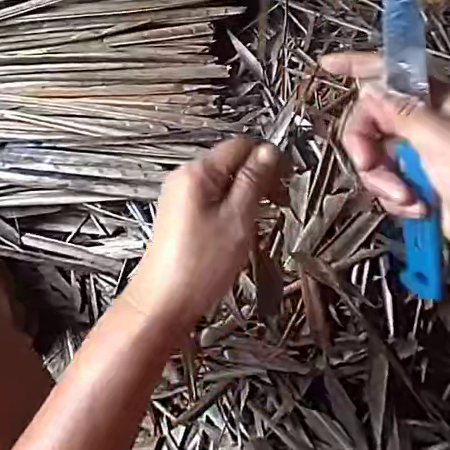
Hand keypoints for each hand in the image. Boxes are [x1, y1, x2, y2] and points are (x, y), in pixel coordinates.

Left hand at [120, 137, 285, 330]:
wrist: (162, 305)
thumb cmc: (196, 267)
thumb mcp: (238, 219)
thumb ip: (254, 181)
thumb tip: (269, 152)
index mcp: (197, 172)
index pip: (241, 145)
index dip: (269, 158)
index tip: (286, 178)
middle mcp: (184, 178)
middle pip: (232, 162)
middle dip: (259, 178)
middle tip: (279, 202)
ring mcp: (180, 197)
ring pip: (224, 183)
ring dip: (247, 196)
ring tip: (259, 223)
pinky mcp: (181, 216)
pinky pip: (213, 201)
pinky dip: (232, 210)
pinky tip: (240, 233)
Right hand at [322, 50, 449, 258]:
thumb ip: (407, 117)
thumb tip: (369, 90)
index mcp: (437, 101)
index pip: (391, 70)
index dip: (358, 64)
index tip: (328, 65)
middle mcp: (423, 120)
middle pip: (368, 117)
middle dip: (364, 145)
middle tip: (370, 165)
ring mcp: (416, 150)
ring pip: (370, 151)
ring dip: (381, 178)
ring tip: (406, 197)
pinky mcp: (412, 178)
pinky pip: (381, 178)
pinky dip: (391, 196)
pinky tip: (415, 206)